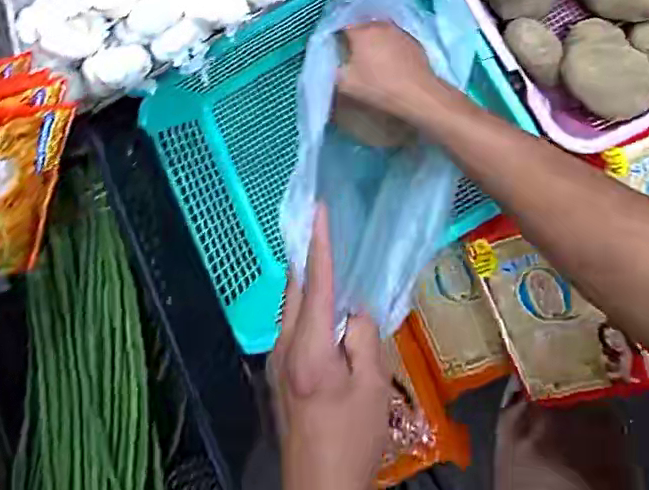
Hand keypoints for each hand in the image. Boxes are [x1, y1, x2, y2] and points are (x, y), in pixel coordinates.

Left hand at [271, 206, 391, 489]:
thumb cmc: (352, 438)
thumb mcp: (372, 385)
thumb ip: (363, 335)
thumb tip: (353, 307)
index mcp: (309, 347)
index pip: (316, 281)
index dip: (319, 242)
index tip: (319, 209)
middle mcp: (284, 348)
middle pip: (293, 289)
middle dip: (307, 255)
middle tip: (320, 224)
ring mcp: (275, 363)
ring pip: (290, 308)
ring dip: (307, 283)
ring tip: (327, 260)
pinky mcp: (277, 377)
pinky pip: (291, 327)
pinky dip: (306, 308)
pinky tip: (324, 312)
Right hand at [335, 22, 453, 121]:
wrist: (417, 93)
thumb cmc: (379, 87)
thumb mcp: (346, 84)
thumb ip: (332, 70)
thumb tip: (329, 61)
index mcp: (361, 32)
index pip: (342, 26)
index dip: (337, 36)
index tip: (335, 46)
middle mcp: (380, 25)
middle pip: (362, 26)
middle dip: (356, 36)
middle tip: (352, 52)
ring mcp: (398, 31)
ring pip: (379, 30)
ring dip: (374, 39)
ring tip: (371, 55)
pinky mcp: (412, 40)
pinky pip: (394, 38)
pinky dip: (389, 44)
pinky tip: (390, 59)